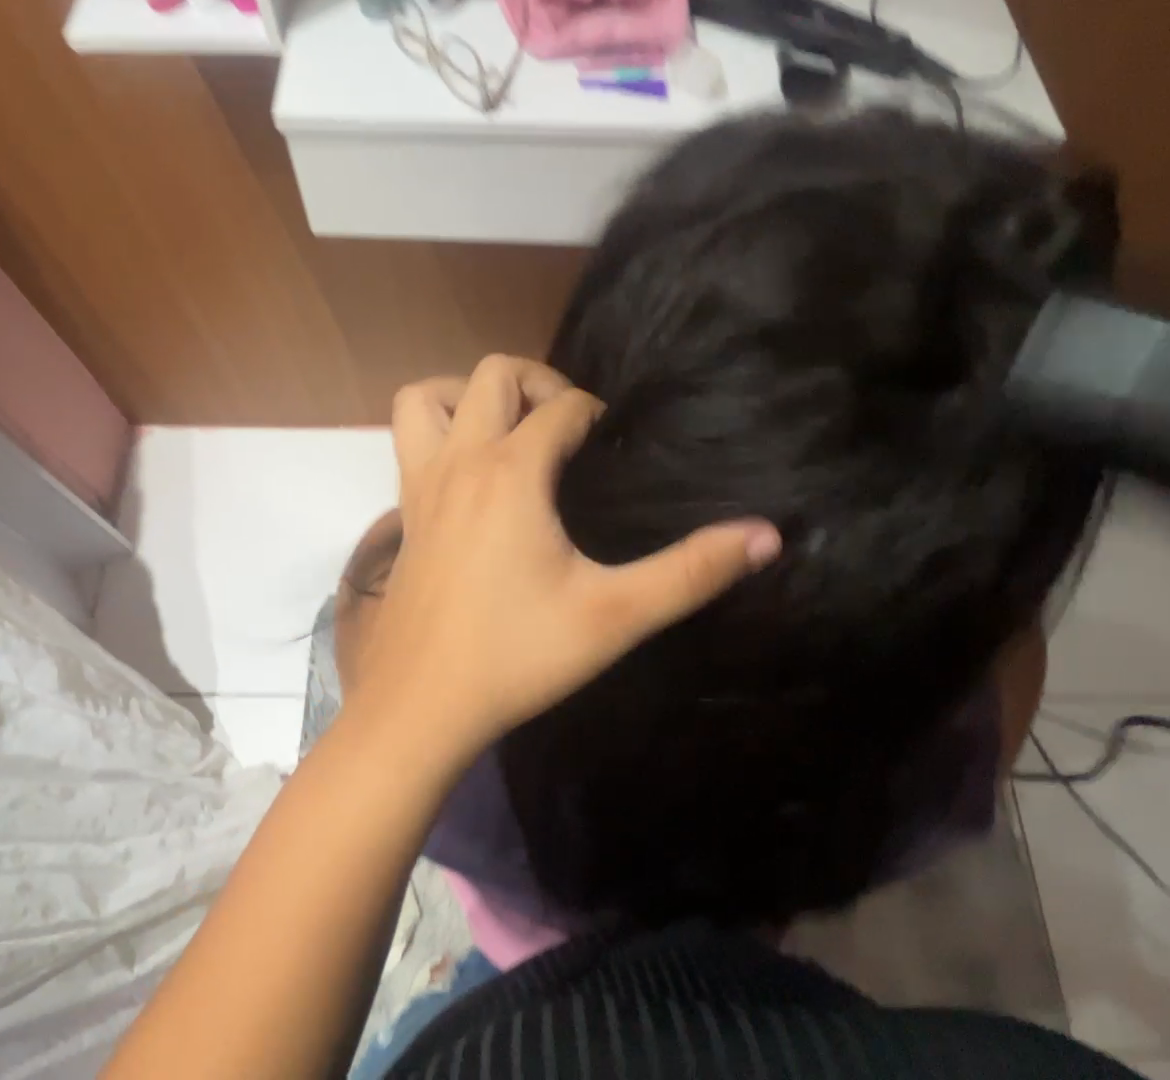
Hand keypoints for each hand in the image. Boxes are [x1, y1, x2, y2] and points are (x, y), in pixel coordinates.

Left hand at [345, 355, 780, 760]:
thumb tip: (767, 535)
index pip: (562, 406)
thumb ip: (691, 572)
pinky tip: (472, 481)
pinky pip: (409, 441)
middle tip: (570, 430)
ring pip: (426, 397)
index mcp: (511, 473)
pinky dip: (438, 433)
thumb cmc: (518, 657)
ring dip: (467, 395)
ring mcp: (420, 486)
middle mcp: (459, 462)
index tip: (614, 452)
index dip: (595, 416)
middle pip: (493, 375)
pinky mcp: (402, 515)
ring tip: (508, 432)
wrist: (421, 705)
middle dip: (539, 383)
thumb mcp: (615, 615)